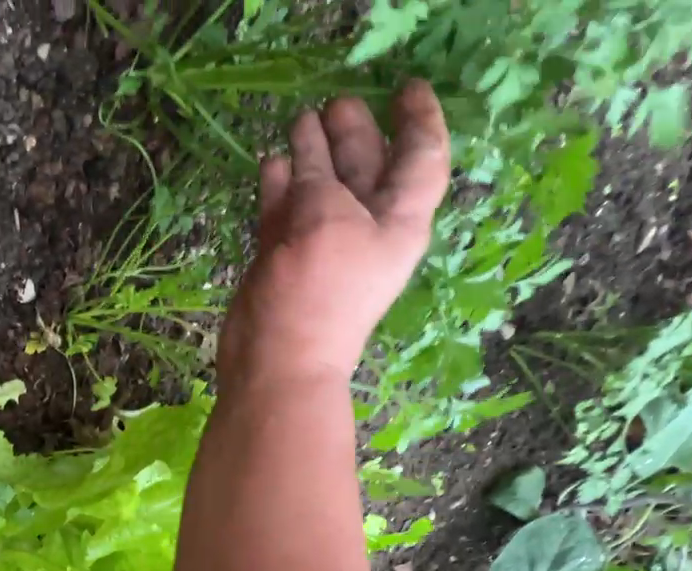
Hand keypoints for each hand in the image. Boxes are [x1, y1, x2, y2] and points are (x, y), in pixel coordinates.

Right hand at [219, 80, 450, 390]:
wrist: (277, 361)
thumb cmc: (317, 296)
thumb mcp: (327, 226)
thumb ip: (317, 186)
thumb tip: (298, 157)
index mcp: (397, 221)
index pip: (420, 158)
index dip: (418, 120)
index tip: (408, 87)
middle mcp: (363, 228)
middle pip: (365, 168)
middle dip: (354, 134)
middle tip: (335, 104)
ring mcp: (318, 245)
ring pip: (318, 189)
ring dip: (310, 157)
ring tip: (298, 121)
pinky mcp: (280, 260)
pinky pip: (282, 214)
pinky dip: (277, 189)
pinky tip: (271, 163)